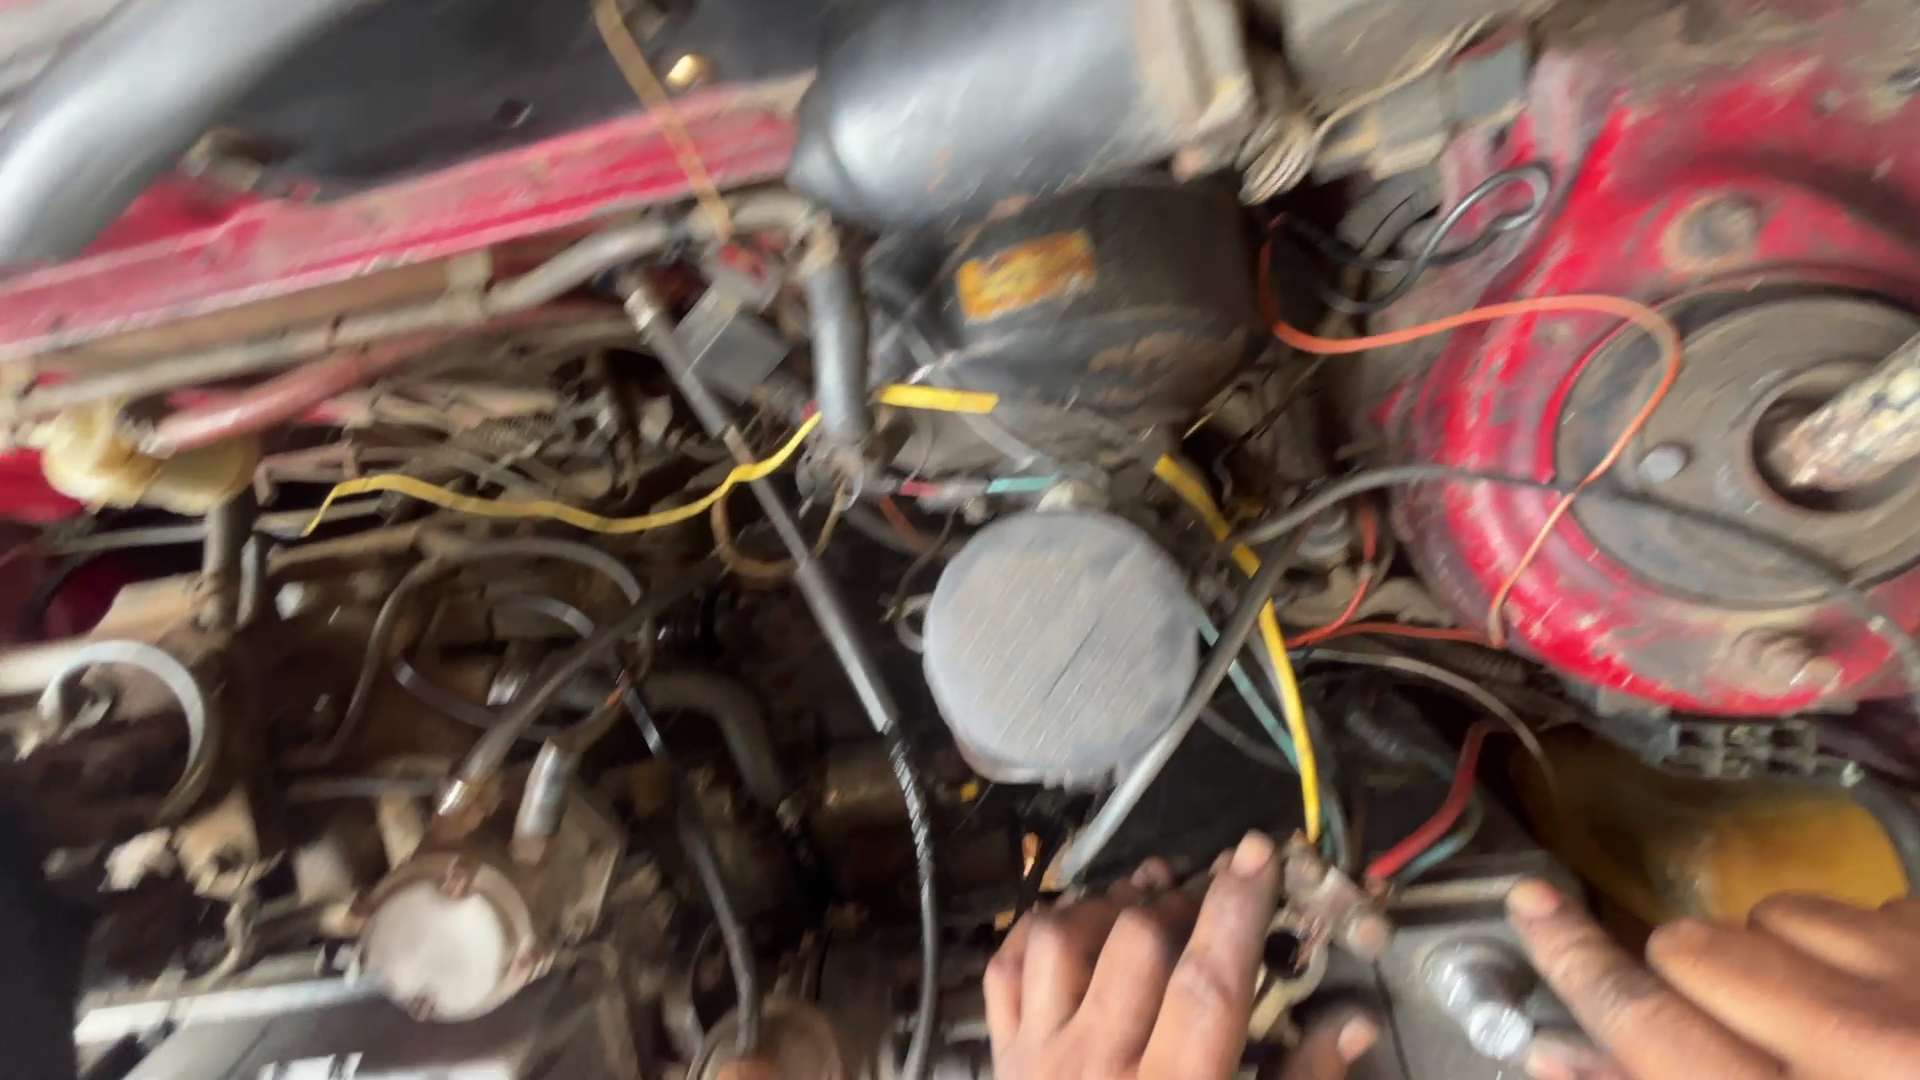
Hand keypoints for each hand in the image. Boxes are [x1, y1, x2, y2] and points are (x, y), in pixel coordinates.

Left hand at [984, 831, 1377, 1079]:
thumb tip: (1350, 1023)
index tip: (1257, 851)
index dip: (1236, 912)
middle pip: (1136, 947)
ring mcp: (1035, 1057)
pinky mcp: (1000, 1056)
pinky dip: (1040, 927)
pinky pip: (1007, 964)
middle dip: (1180, 901)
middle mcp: (1093, 1067)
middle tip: (1206, 889)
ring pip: (1061, 937)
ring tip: (1146, 896)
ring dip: (1108, 903)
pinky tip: (1076, 920)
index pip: (1207, 985)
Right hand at [1508, 879, 1919, 1078]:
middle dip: (1707, 979)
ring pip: (1778, 915)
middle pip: (1694, 946)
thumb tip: (1552, 1053)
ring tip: (1858, 1017)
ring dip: (1793, 958)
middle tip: (1759, 1025)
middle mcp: (1876, 1051)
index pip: (1643, 1015)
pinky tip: (1915, 997)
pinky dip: (1872, 947)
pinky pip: (1870, 908)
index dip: (1572, 957)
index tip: (1530, 903)